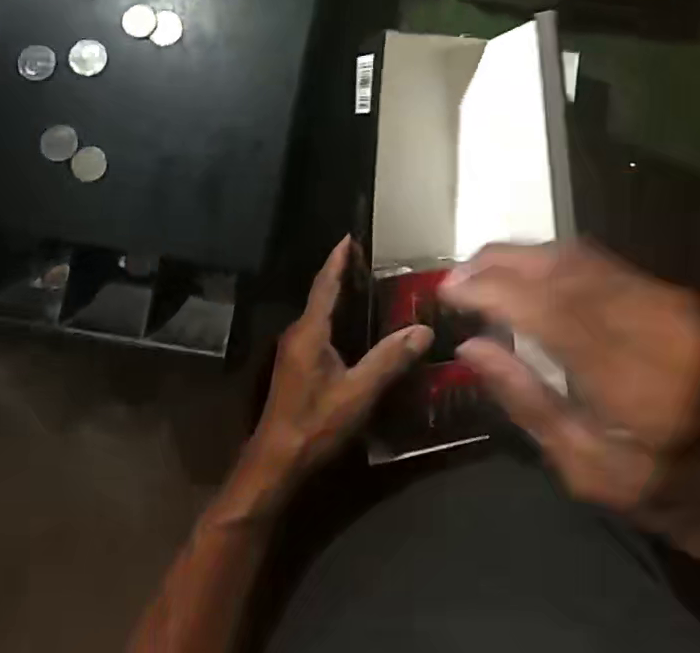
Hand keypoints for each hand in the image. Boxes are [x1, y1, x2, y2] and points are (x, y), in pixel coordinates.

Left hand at [236, 236, 432, 499]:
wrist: (276, 463)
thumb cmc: (315, 424)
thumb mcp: (359, 392)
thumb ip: (390, 360)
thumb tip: (423, 330)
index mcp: (310, 332)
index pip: (325, 284)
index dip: (338, 259)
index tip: (349, 236)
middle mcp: (298, 334)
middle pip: (322, 295)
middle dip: (342, 273)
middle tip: (368, 258)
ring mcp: (294, 351)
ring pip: (320, 313)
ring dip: (339, 296)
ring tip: (366, 284)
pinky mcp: (296, 367)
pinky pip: (319, 329)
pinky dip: (336, 317)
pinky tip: (354, 327)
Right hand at [441, 242, 699, 551]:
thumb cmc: (675, 493)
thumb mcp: (591, 473)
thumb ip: (528, 403)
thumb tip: (471, 347)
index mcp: (638, 383)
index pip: (549, 310)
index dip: (492, 290)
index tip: (449, 292)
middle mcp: (657, 325)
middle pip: (561, 268)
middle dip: (498, 262)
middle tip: (455, 277)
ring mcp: (670, 301)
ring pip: (577, 254)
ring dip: (522, 256)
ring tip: (479, 271)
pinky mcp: (672, 292)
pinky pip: (598, 261)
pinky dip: (552, 260)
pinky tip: (525, 274)